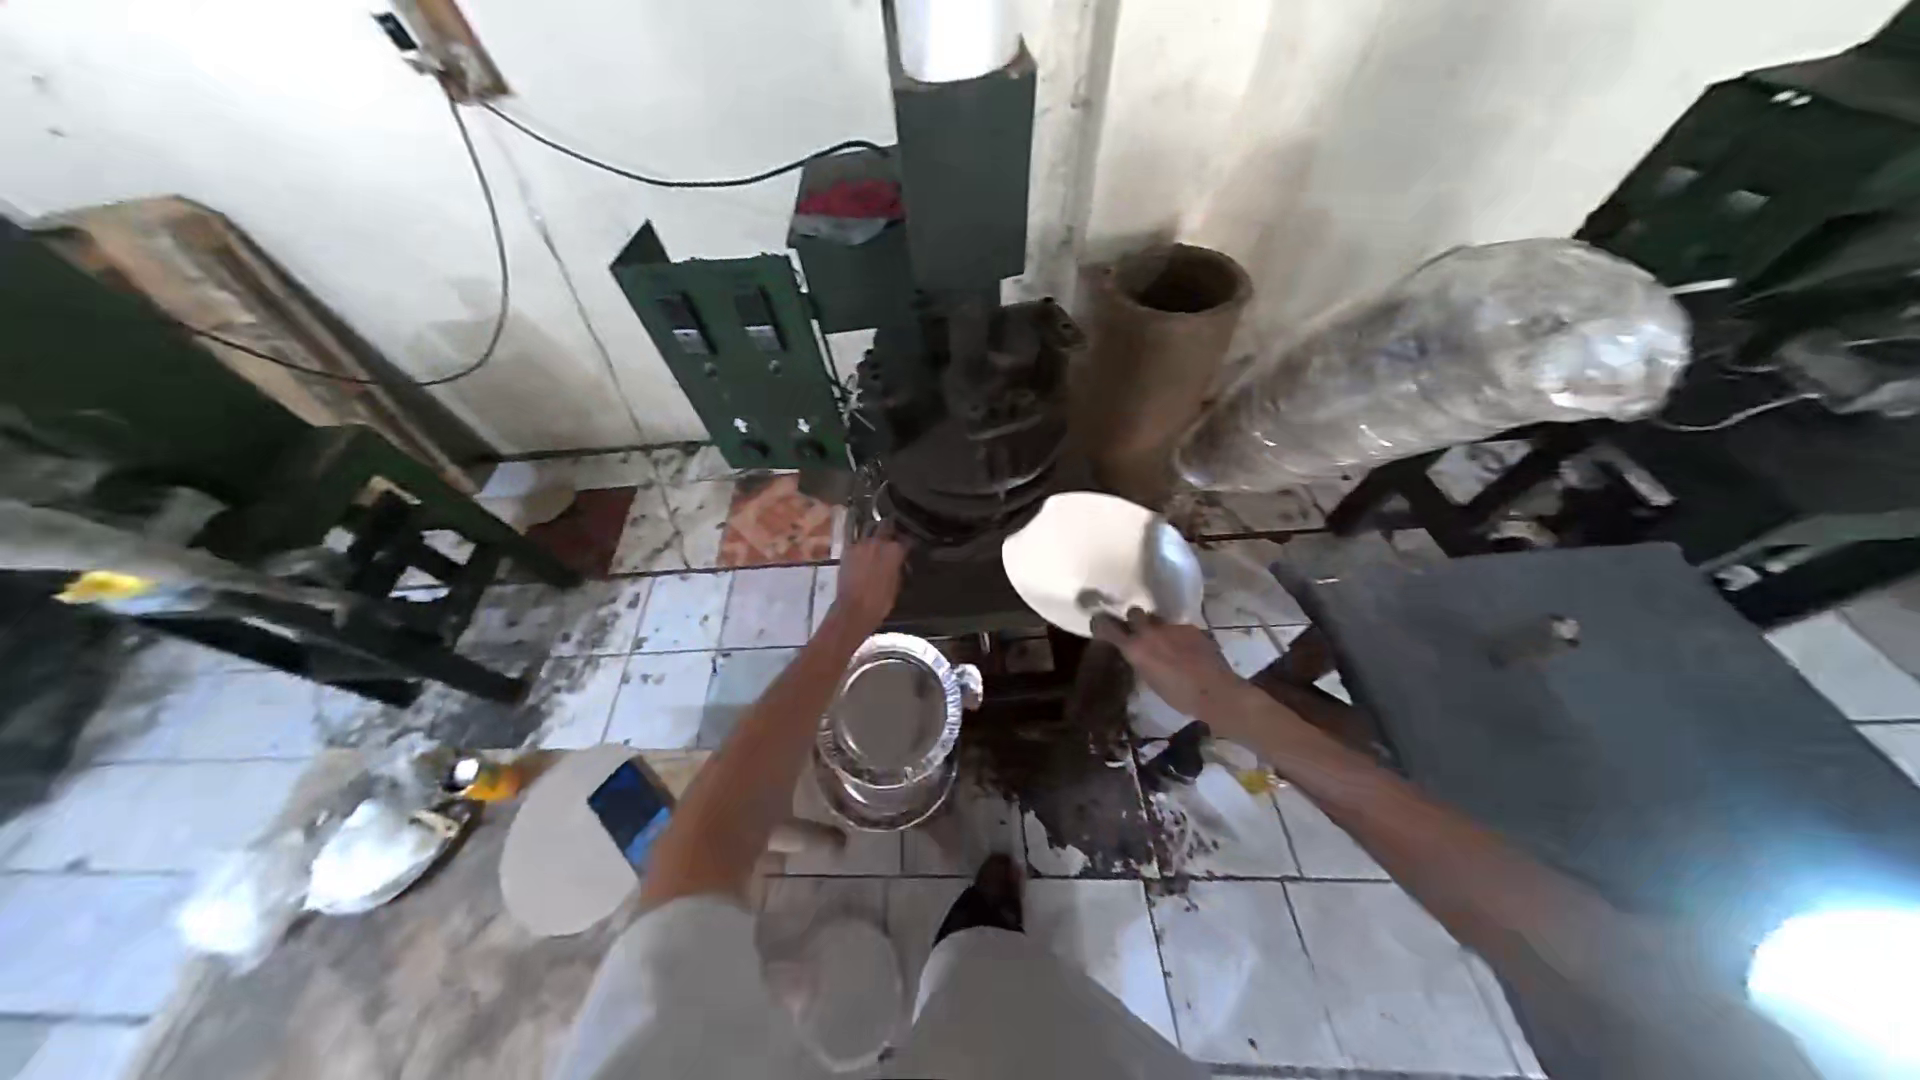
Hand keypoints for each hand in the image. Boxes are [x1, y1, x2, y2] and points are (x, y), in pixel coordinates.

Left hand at [831, 526, 907, 631]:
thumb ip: (898, 566)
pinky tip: (863, 551)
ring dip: (874, 533)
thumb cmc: (880, 601)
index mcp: (895, 551)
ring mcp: (861, 544)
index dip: (908, 542)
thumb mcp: (897, 583)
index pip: (906, 540)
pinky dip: (861, 544)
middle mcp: (878, 542)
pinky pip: (857, 541)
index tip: (909, 546)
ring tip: (876, 539)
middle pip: (886, 526)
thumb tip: (898, 561)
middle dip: (890, 529)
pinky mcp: (847, 550)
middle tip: (892, 536)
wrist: (854, 609)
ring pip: (869, 529)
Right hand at [1091, 608, 1245, 720]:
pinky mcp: (1190, 627)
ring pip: (1158, 619)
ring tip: (1167, 641)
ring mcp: (1171, 627)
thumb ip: (1140, 660)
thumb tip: (1138, 652)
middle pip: (1134, 612)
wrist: (1215, 692)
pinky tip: (1187, 649)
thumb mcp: (1150, 680)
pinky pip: (1178, 627)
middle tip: (1140, 630)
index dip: (1102, 623)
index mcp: (1135, 649)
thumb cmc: (1178, 696)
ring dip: (1158, 626)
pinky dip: (1179, 635)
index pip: (1108, 627)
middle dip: (1135, 619)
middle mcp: (1149, 633)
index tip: (1100, 622)